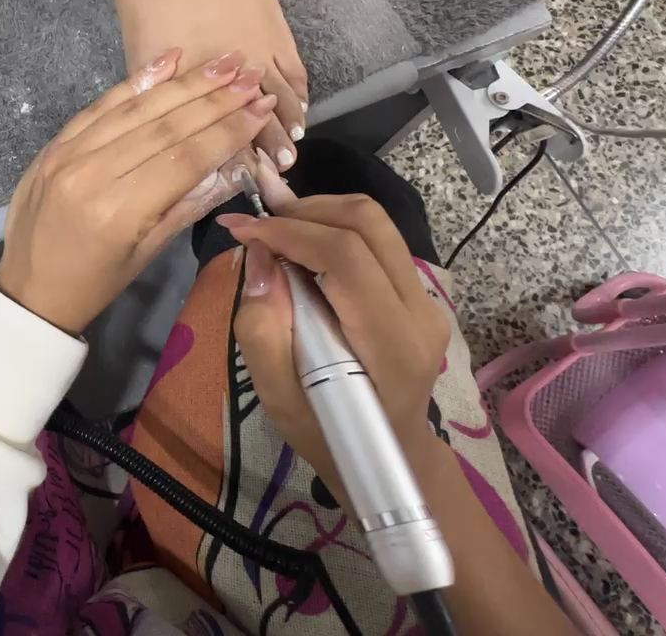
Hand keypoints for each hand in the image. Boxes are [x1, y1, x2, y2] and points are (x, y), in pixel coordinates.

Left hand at [0, 49, 275, 333]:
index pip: (185, 158)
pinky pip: (100, 106)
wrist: (28, 288)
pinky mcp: (54, 144)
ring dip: (183, 83)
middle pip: (164, 126)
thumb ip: (190, 203)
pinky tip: (168, 61)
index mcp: (119, 211)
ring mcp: (67, 154)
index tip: (262, 106)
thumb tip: (236, 162)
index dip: (228, 130)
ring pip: (135, 109)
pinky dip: (135, 82)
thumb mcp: (148, 252)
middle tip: (251, 74)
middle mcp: (91, 173)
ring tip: (223, 63)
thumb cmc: (95, 282)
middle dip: (213, 98)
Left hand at [91, 0, 308, 175]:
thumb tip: (167, 119)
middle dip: (257, 157)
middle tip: (269, 188)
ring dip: (281, 130)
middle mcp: (232, 68)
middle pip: (250, 123)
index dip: (225, 164)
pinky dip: (297, 92)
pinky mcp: (274, 17)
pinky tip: (299, 110)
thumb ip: (151, 85)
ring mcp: (259, 41)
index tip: (232, 190)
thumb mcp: (132, 37)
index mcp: (189, 79)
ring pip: (277, 98)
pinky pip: (294, 67)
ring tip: (286, 160)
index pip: (213, 134)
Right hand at [221, 163, 450, 493]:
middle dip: (304, 211)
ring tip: (274, 230)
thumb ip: (262, 328)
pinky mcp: (415, 292)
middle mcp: (421, 311)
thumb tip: (259, 257)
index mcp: (392, 343)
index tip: (240, 231)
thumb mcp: (278, 396)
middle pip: (367, 222)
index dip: (288, 232)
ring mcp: (425, 299)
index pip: (345, 256)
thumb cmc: (328, 433)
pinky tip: (298, 244)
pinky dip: (330, 227)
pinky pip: (374, 238)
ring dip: (317, 214)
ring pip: (373, 222)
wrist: (388, 455)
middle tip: (257, 226)